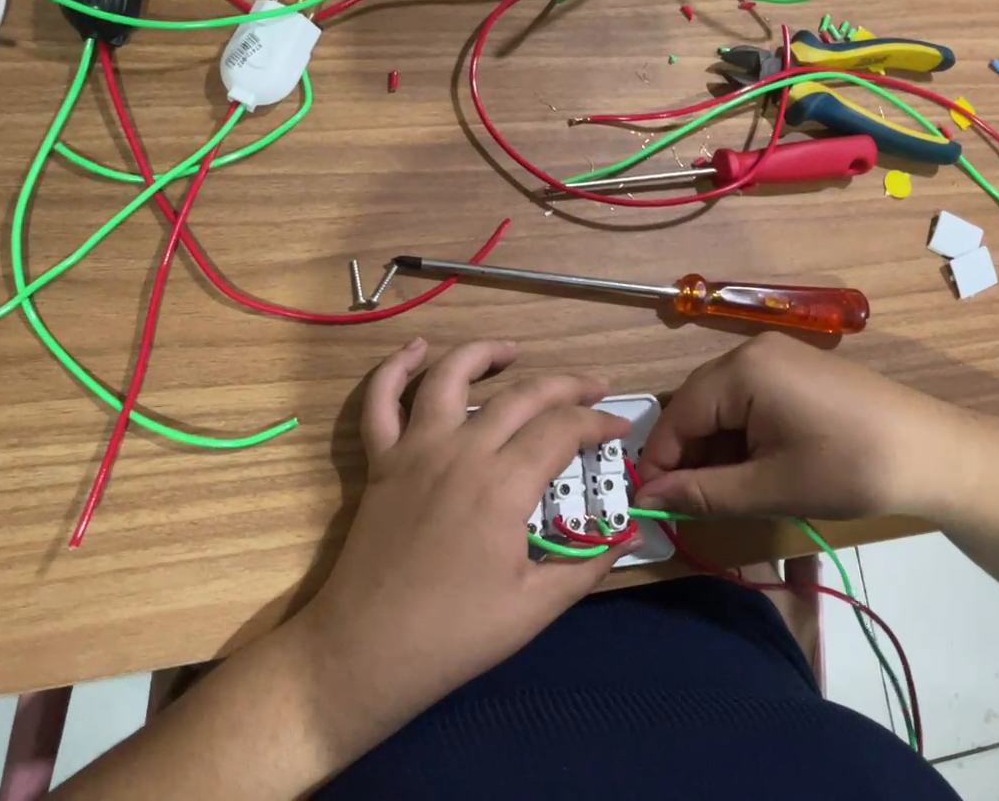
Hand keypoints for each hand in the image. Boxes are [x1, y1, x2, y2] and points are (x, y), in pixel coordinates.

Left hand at [289, 338, 629, 759]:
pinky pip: (380, 401)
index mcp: (503, 486)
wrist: (367, 649)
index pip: (563, 430)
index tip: (619, 426)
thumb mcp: (536, 608)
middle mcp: (461, 452)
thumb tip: (631, 535)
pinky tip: (417, 349)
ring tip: (513, 350)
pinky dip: (395, 368)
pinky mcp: (381, 460)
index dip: (597, 421)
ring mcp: (415, 450)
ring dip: (484, 353)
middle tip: (594, 386)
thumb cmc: (456, 634)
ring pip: (450, 377)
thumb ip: (587, 565)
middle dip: (566, 384)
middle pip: (522, 395)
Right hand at [632, 332, 998, 520]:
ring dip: (716, 449)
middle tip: (688, 504)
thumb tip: (646, 499)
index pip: (678, 415)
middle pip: (697, 406)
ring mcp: (778, 357)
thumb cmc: (851, 469)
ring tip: (726, 493)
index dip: (660, 462)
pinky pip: (749, 400)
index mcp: (741, 370)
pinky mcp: (797, 372)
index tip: (651, 504)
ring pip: (722, 405)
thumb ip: (702, 492)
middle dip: (688, 456)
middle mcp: (752, 352)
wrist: (940, 456)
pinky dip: (742, 437)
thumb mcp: (771, 487)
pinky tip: (755, 469)